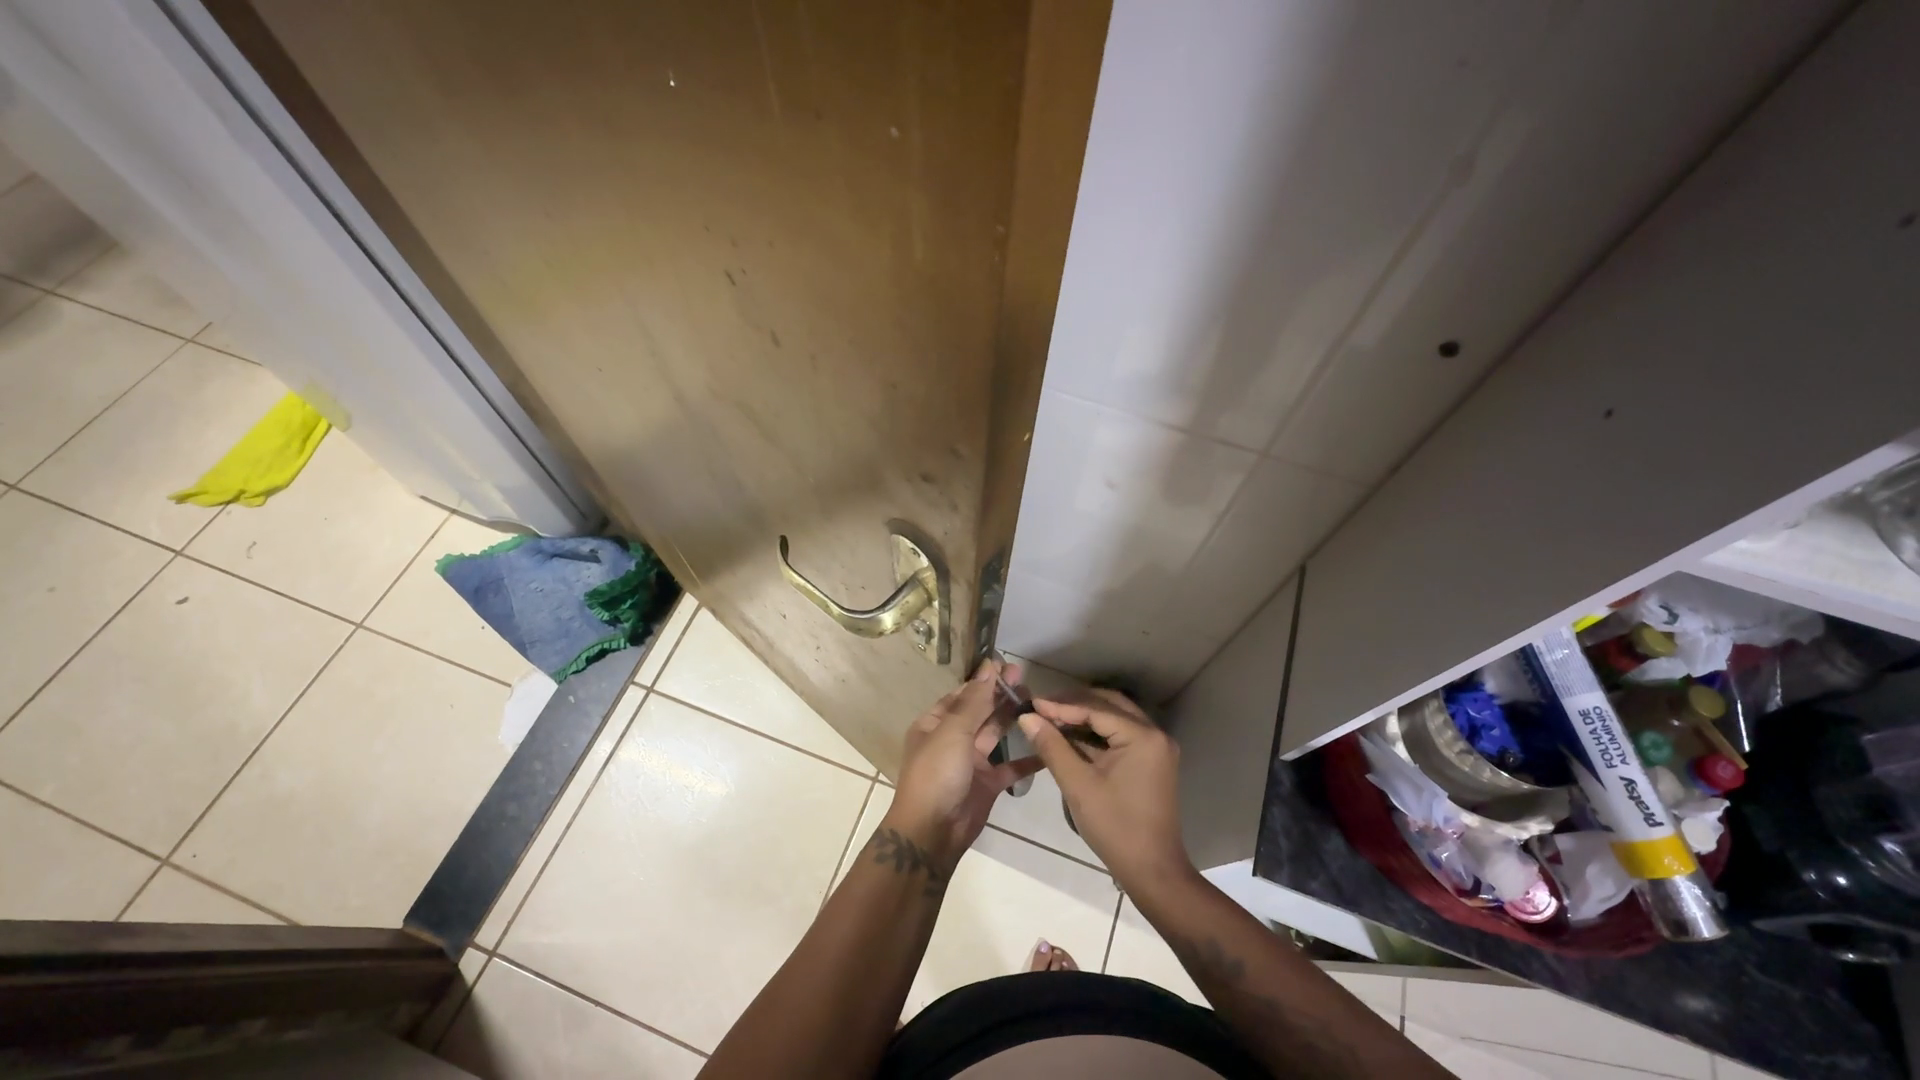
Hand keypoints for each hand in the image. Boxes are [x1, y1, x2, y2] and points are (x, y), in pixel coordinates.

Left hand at [882, 659, 1042, 873]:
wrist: (932, 832)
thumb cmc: (936, 774)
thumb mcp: (953, 732)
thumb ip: (974, 701)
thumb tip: (988, 667)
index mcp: (934, 724)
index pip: (962, 696)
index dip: (984, 681)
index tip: (1007, 666)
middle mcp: (952, 740)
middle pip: (980, 712)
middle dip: (1001, 695)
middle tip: (1027, 677)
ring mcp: (970, 763)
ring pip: (995, 735)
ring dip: (1013, 719)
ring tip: (1037, 701)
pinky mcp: (987, 784)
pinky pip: (1011, 767)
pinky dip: (1028, 759)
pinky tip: (1047, 745)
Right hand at [1017, 690, 1192, 890]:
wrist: (1151, 870)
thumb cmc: (1114, 827)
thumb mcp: (1078, 785)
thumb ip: (1052, 746)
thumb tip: (1027, 717)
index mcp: (1143, 736)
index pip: (1096, 708)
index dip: (1061, 705)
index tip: (1031, 704)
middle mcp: (1155, 734)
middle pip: (1109, 705)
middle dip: (1074, 704)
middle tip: (1041, 708)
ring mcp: (1156, 748)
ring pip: (1115, 718)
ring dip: (1085, 716)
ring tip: (1050, 719)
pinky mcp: (1151, 762)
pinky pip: (1121, 736)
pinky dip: (1096, 733)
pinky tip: (1070, 737)